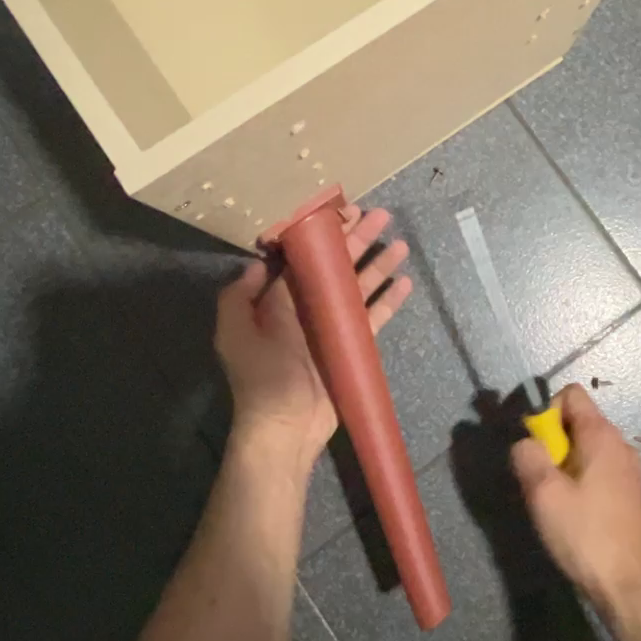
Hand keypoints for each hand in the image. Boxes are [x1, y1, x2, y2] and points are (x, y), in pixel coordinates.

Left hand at [214, 205, 412, 466]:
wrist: (284, 427)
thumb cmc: (260, 378)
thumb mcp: (235, 332)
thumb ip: (241, 295)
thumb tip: (259, 261)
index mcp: (279, 300)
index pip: (304, 258)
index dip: (322, 234)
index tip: (341, 213)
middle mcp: (308, 307)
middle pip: (337, 266)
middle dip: (358, 240)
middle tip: (380, 216)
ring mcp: (333, 325)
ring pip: (360, 286)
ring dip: (379, 264)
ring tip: (400, 244)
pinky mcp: (353, 345)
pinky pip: (374, 316)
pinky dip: (389, 300)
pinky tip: (405, 283)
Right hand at [511, 384, 640, 611]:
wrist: (632, 590)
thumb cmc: (586, 536)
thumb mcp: (544, 494)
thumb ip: (527, 456)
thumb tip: (524, 443)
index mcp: (602, 436)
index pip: (571, 394)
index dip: (545, 411)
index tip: (533, 445)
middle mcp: (621, 445)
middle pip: (578, 422)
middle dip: (552, 442)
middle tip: (538, 479)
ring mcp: (631, 472)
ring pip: (587, 449)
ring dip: (564, 465)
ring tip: (553, 502)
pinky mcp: (633, 496)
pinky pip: (599, 471)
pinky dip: (581, 482)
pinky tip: (574, 517)